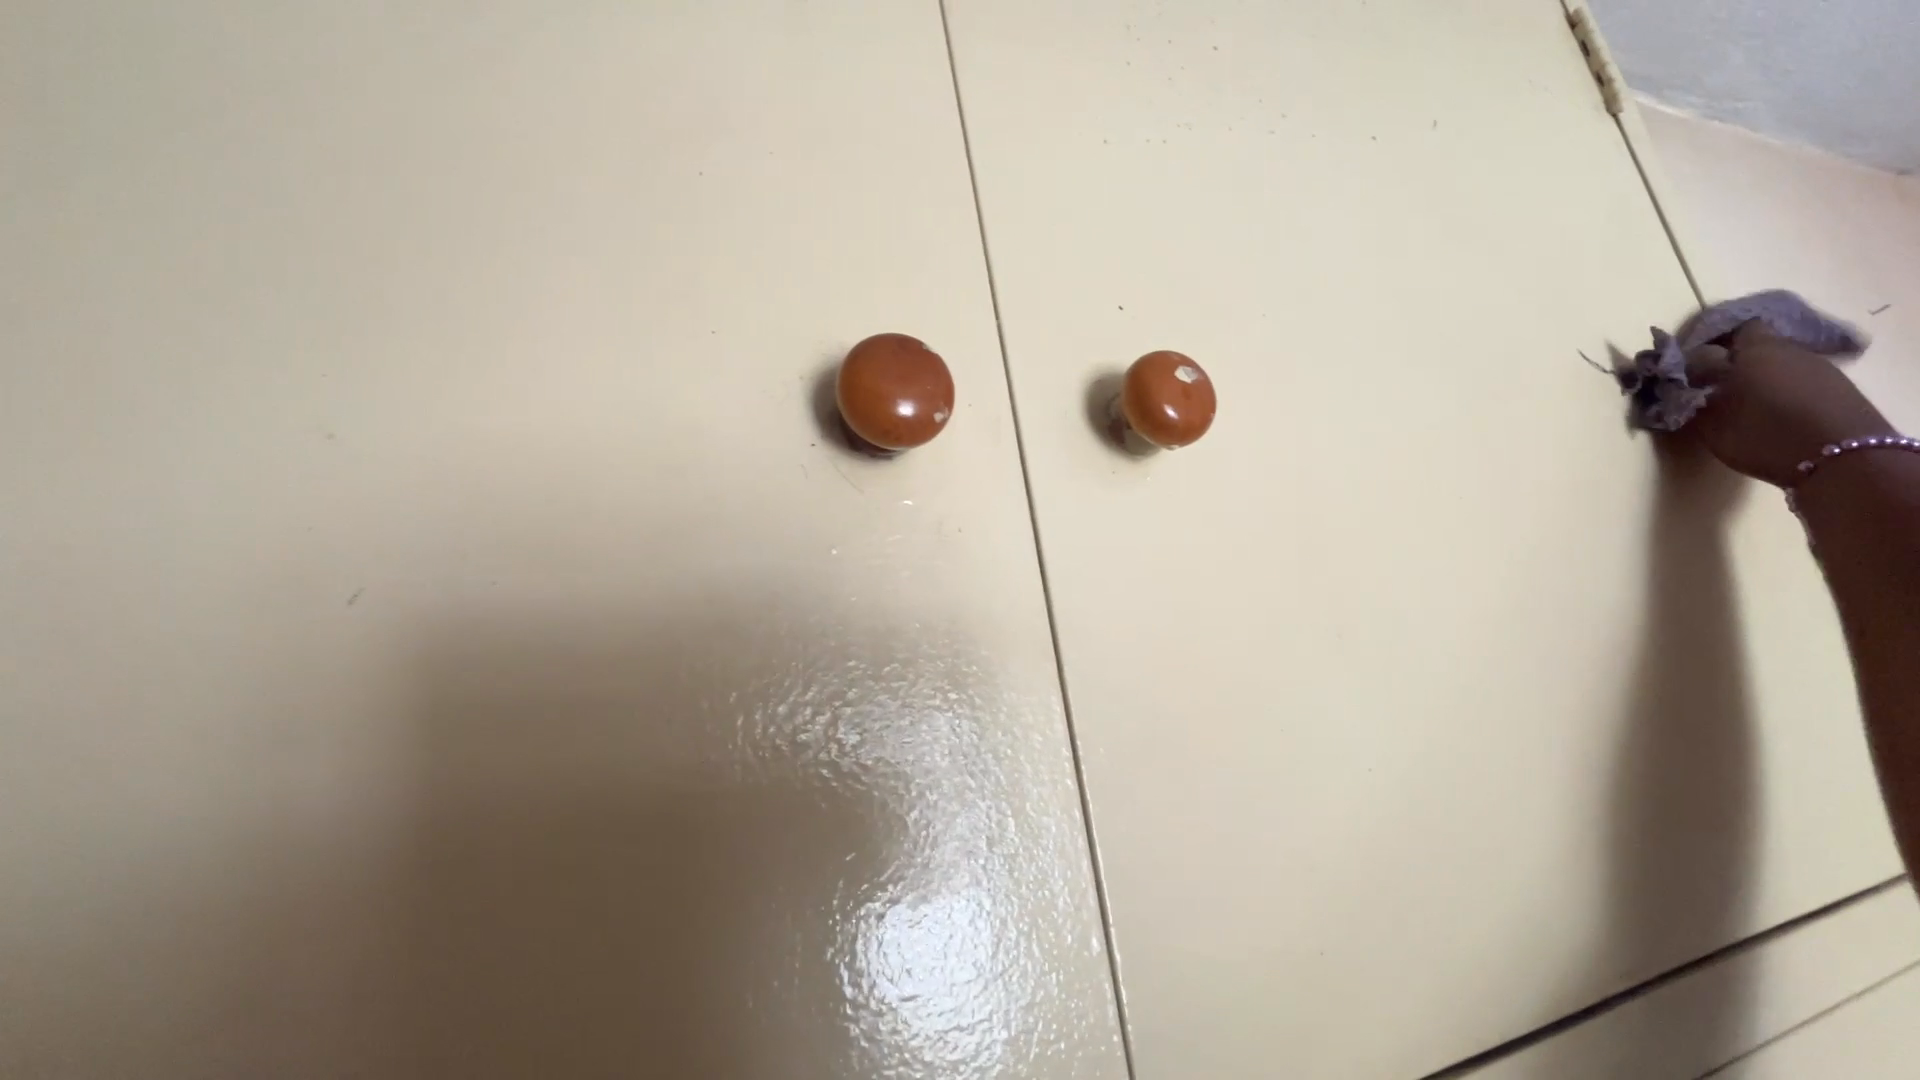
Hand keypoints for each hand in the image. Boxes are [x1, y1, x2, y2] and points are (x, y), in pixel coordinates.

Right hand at [1684, 322, 1890, 486]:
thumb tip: (1677, 379)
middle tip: (1709, 388)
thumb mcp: (1710, 417)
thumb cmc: (1763, 432)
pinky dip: (1781, 392)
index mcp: (1757, 349)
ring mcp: (1820, 369)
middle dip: (1734, 362)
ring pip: (1779, 366)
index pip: (1735, 328)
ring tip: (1740, 406)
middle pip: (1758, 347)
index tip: (1690, 362)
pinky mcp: (1837, 390)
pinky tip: (1771, 415)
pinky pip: (1799, 382)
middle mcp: (1791, 351)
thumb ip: (1690, 394)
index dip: (1713, 340)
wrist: (1842, 459)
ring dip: (1758, 380)